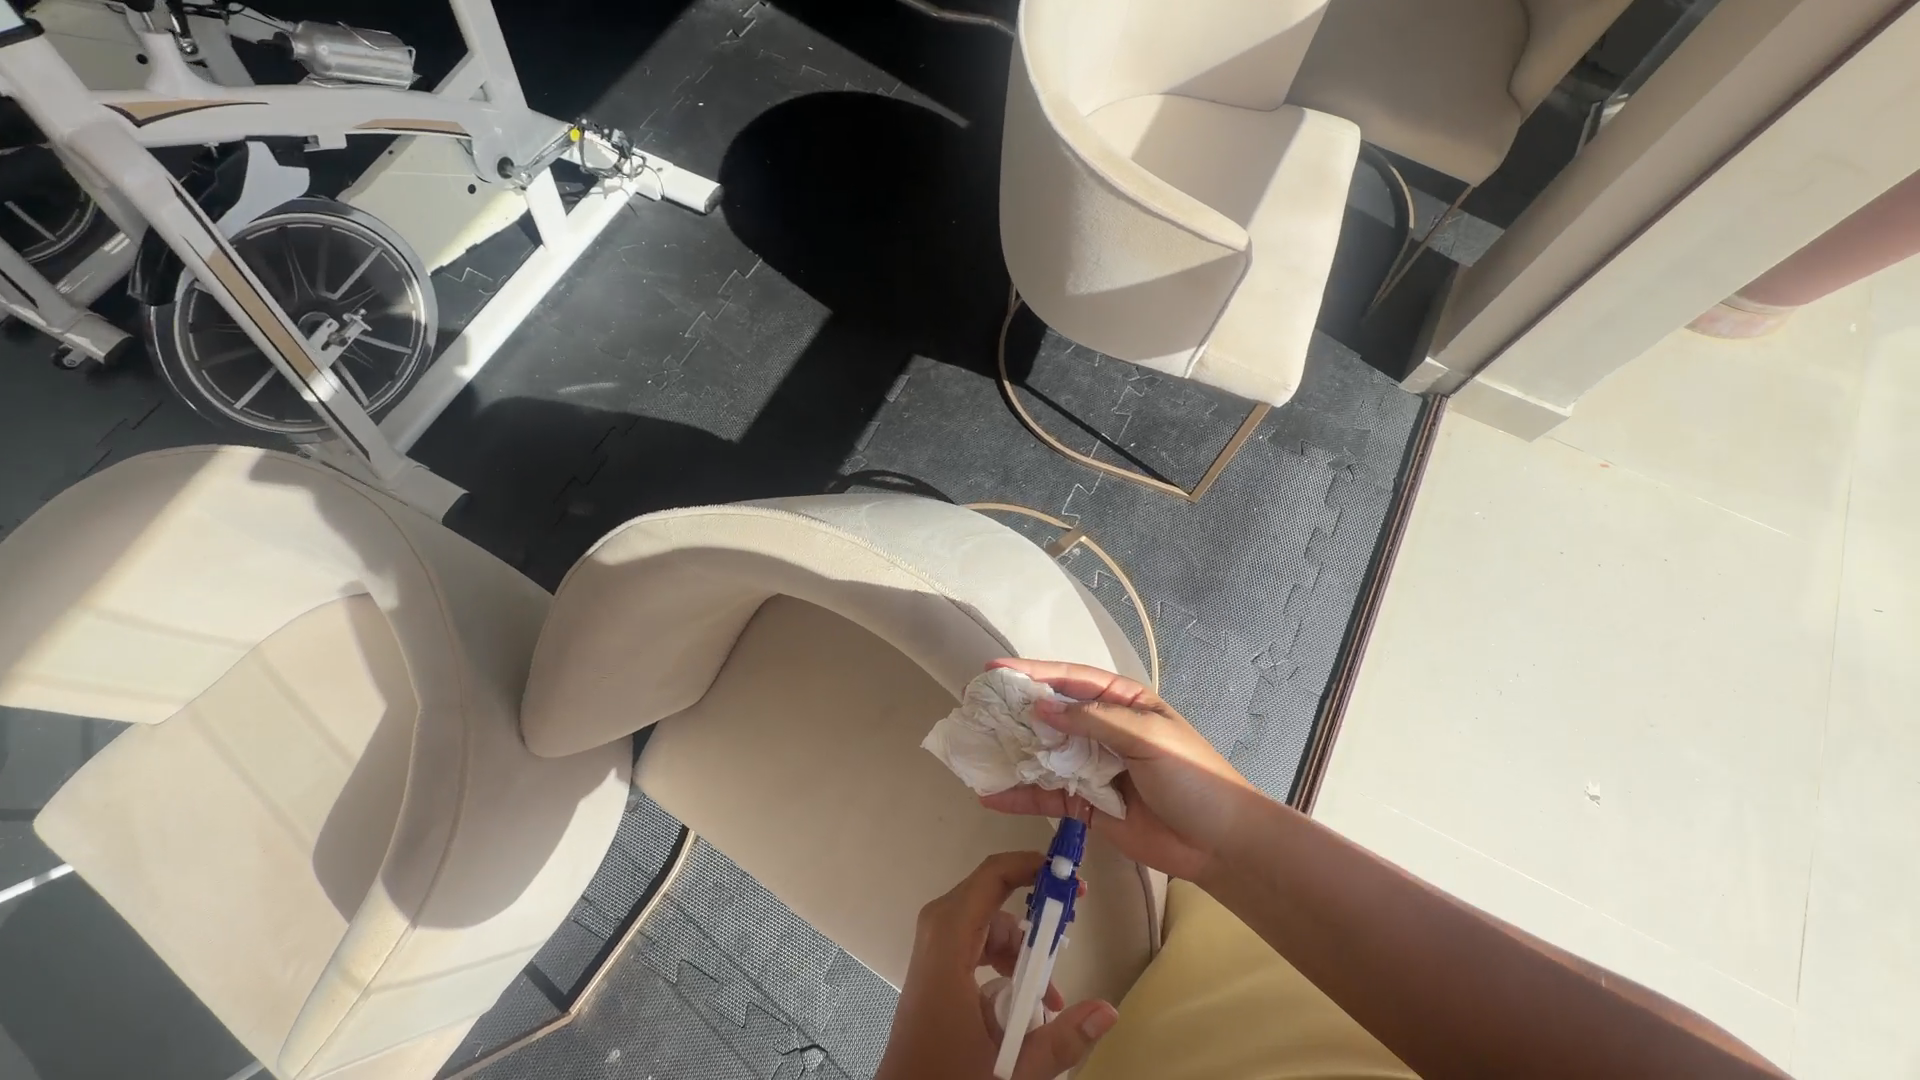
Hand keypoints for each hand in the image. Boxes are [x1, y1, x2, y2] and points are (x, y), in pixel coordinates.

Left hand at [876, 852, 1118, 1079]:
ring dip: (1023, 948)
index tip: (1070, 876)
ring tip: (1051, 991)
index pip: (990, 877)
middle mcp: (937, 933)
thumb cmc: (949, 1076)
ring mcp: (934, 948)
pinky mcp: (937, 966)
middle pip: (993, 898)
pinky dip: (1006, 960)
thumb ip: (1061, 1039)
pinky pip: (977, 943)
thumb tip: (1108, 1009)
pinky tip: (1028, 1000)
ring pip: (988, 923)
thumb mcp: (1010, 1066)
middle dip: (1035, 912)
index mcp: (948, 943)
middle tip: (1071, 926)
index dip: (1029, 865)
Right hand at [980, 659, 1264, 884]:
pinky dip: (1020, 795)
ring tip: (973, 751)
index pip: (1072, 680)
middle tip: (973, 710)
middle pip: (1051, 716)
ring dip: (1011, 753)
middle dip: (1014, 713)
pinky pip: (1048, 795)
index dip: (1033, 673)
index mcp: (1123, 704)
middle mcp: (1102, 731)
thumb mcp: (1147, 738)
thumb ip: (1094, 721)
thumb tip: (1041, 707)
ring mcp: (1092, 768)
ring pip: (1043, 755)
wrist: (1219, 844)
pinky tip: (991, 795)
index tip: (994, 672)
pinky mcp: (1087, 804)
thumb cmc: (1192, 778)